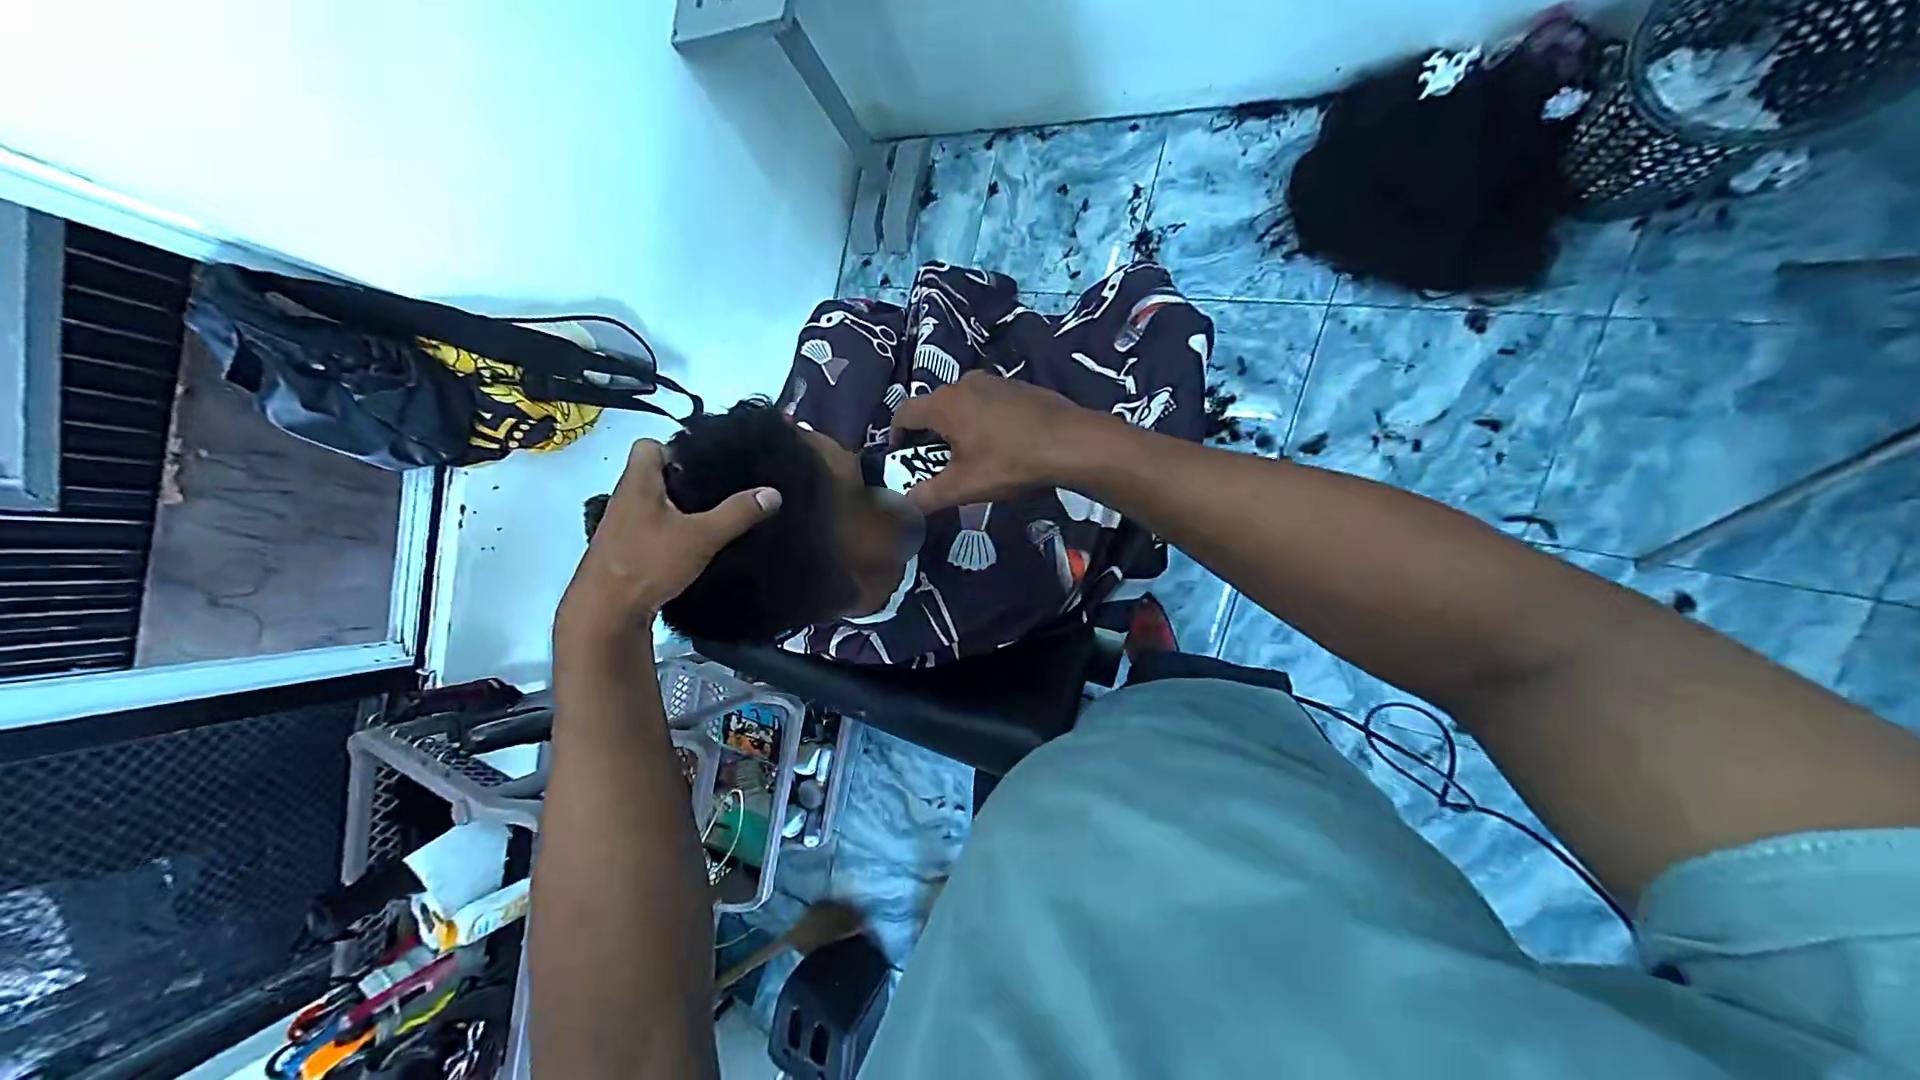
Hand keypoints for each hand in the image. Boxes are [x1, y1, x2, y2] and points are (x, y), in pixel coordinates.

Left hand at [555, 439, 779, 645]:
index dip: (676, 447)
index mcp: (637, 483)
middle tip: (719, 491)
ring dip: (679, 509)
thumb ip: (738, 513)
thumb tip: (773, 493)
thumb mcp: (702, 536)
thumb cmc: (649, 562)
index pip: (648, 445)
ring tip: (712, 518)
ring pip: (654, 504)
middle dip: (686, 481)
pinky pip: (651, 529)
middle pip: (655, 475)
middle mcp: (624, 498)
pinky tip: (694, 546)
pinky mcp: (624, 551)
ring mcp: (621, 526)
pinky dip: (671, 532)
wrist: (606, 613)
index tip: (706, 463)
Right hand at [891, 372, 1116, 511]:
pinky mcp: (1021, 387)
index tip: (902, 458)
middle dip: (929, 437)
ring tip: (972, 457)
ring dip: (959, 429)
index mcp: (945, 403)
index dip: (896, 437)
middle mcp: (966, 383)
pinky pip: (990, 404)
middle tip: (936, 465)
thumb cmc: (1010, 462)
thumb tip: (905, 504)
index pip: (904, 413)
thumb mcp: (964, 487)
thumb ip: (928, 496)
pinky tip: (1004, 446)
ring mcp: (996, 382)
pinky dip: (985, 422)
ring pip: (964, 405)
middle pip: (935, 409)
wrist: (1072, 442)